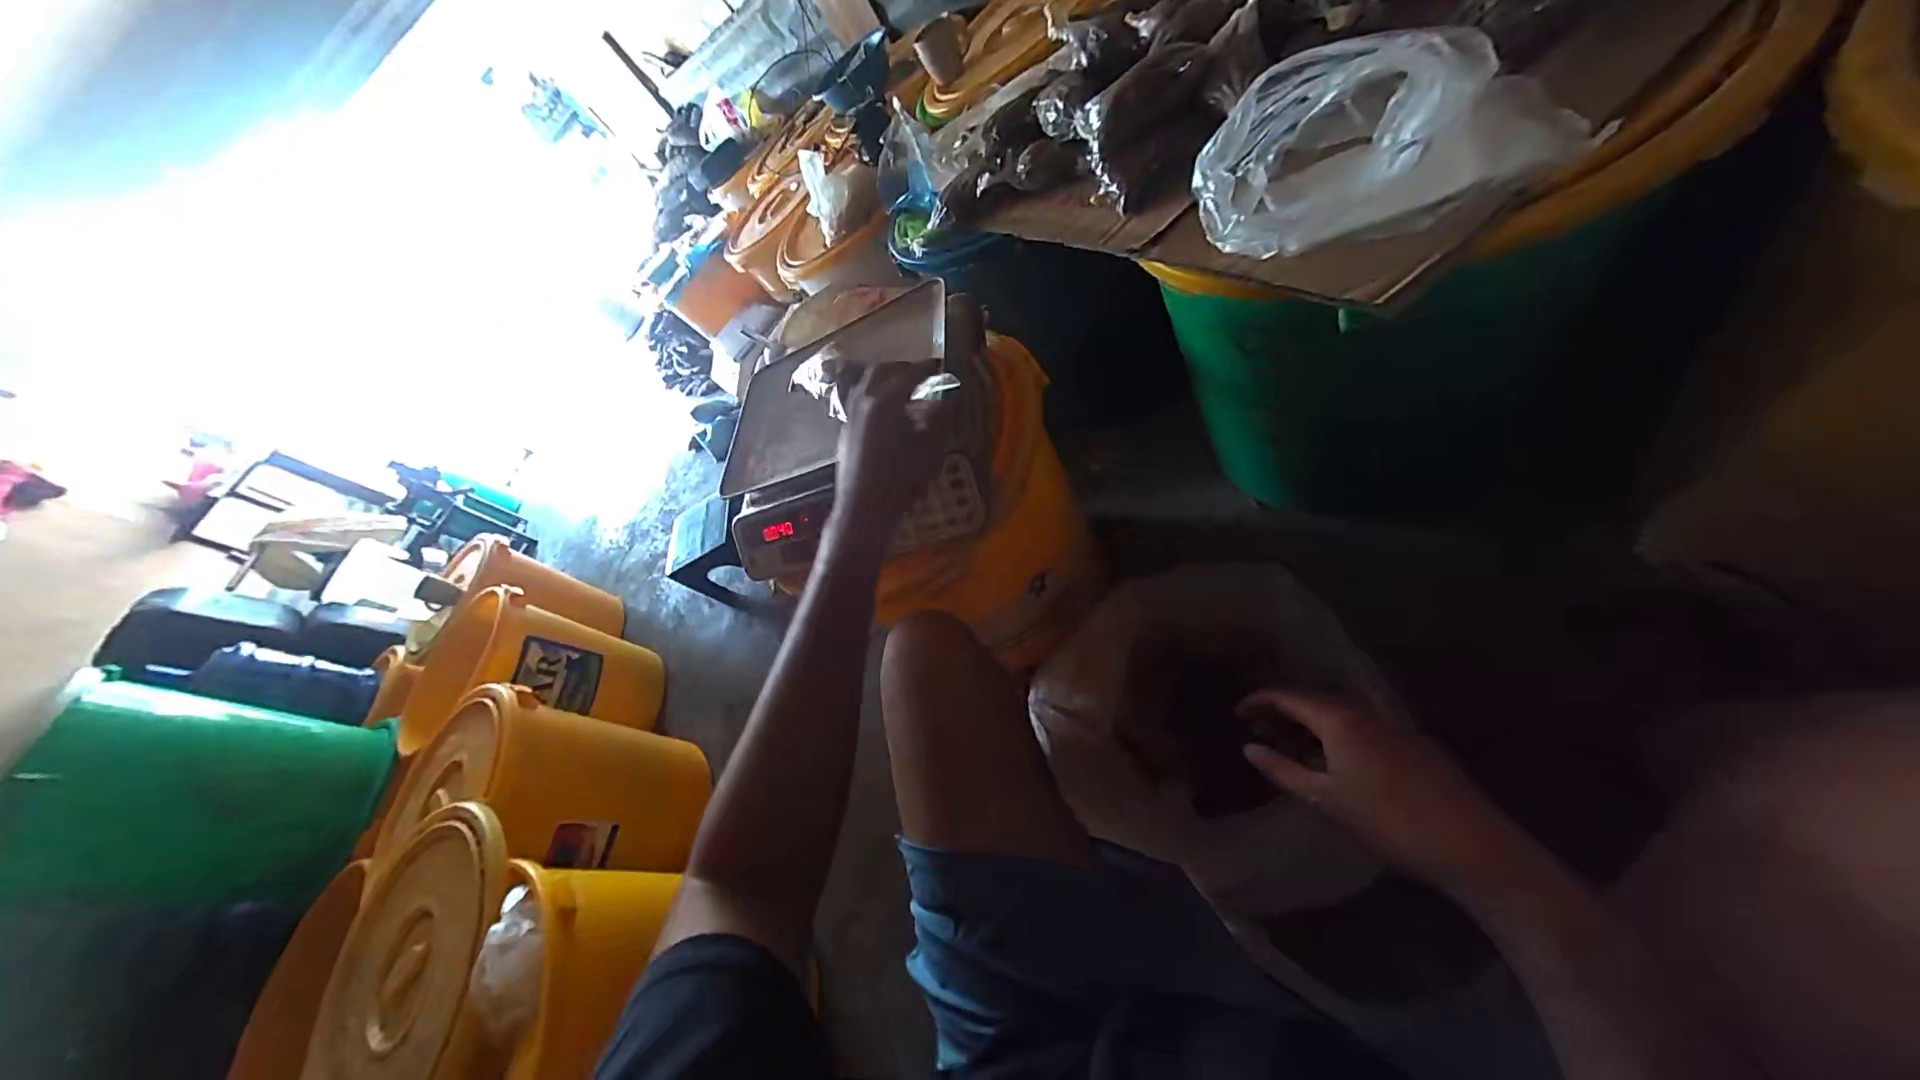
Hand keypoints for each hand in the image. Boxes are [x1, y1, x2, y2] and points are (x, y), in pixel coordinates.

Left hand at [829, 358, 947, 549]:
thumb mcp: (930, 446)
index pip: (911, 372)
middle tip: (923, 376)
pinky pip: (860, 401)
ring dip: (887, 381)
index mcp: (885, 399)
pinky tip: (889, 415)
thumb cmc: (901, 479)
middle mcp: (863, 400)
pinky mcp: (845, 431)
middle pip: (882, 370)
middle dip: (904, 369)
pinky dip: (876, 397)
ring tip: (905, 392)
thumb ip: (937, 414)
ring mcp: (850, 415)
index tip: (942, 367)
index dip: (929, 368)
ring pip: (867, 384)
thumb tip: (943, 396)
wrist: (865, 509)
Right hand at [1239, 690, 1531, 892]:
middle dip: (1282, 712)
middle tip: (1258, 730)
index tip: (1237, 714)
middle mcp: (1367, 713)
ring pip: (1340, 714)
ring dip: (1310, 724)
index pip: (1289, 696)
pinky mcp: (1415, 745)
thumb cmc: (1390, 822)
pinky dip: (1337, 734)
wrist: (1475, 847)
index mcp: (1341, 720)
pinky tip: (1335, 760)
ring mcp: (1395, 727)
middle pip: (1314, 701)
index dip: (1259, 701)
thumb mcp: (1326, 800)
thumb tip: (1248, 748)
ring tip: (1289, 746)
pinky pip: (1363, 727)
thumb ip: (1283, 770)